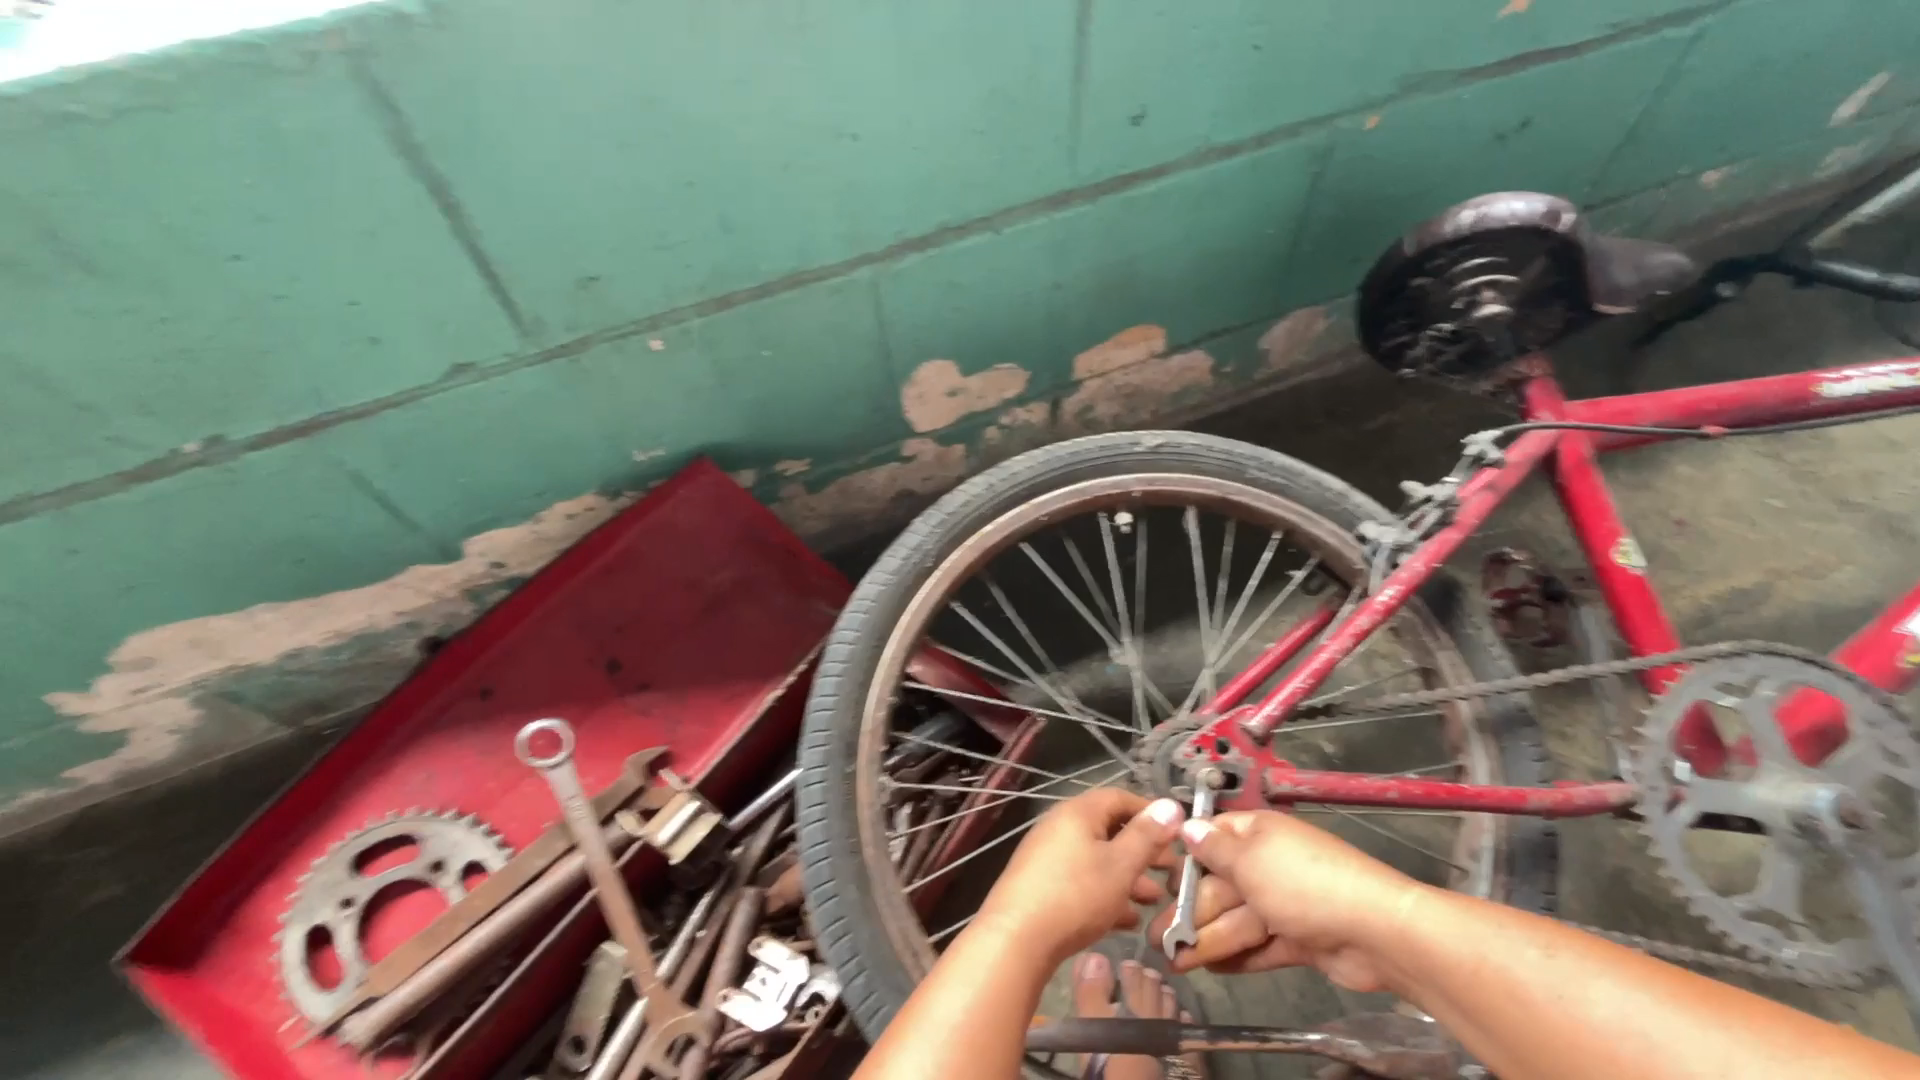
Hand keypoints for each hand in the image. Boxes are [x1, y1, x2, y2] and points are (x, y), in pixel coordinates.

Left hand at [970, 788, 1184, 967]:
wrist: (1016, 939)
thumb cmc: (1075, 895)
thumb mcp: (1120, 864)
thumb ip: (1147, 835)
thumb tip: (1170, 805)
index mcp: (1078, 812)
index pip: (1119, 797)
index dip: (1150, 812)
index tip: (1177, 833)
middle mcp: (1060, 827)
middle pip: (1108, 830)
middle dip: (1142, 849)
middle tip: (1172, 870)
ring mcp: (1048, 857)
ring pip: (1097, 859)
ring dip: (1127, 876)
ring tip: (1155, 900)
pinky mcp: (1042, 886)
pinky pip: (1082, 882)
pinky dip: (1106, 894)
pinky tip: (1128, 920)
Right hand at [1145, 811, 1426, 991]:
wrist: (1376, 931)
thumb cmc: (1303, 884)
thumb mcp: (1248, 860)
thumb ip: (1213, 849)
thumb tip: (1187, 825)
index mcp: (1257, 833)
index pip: (1213, 839)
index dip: (1186, 860)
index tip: (1160, 883)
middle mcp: (1269, 864)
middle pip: (1221, 886)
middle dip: (1190, 912)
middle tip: (1158, 940)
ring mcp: (1286, 903)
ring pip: (1237, 919)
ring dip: (1208, 940)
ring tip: (1177, 963)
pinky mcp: (1300, 939)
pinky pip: (1261, 945)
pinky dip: (1238, 957)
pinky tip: (1211, 969)